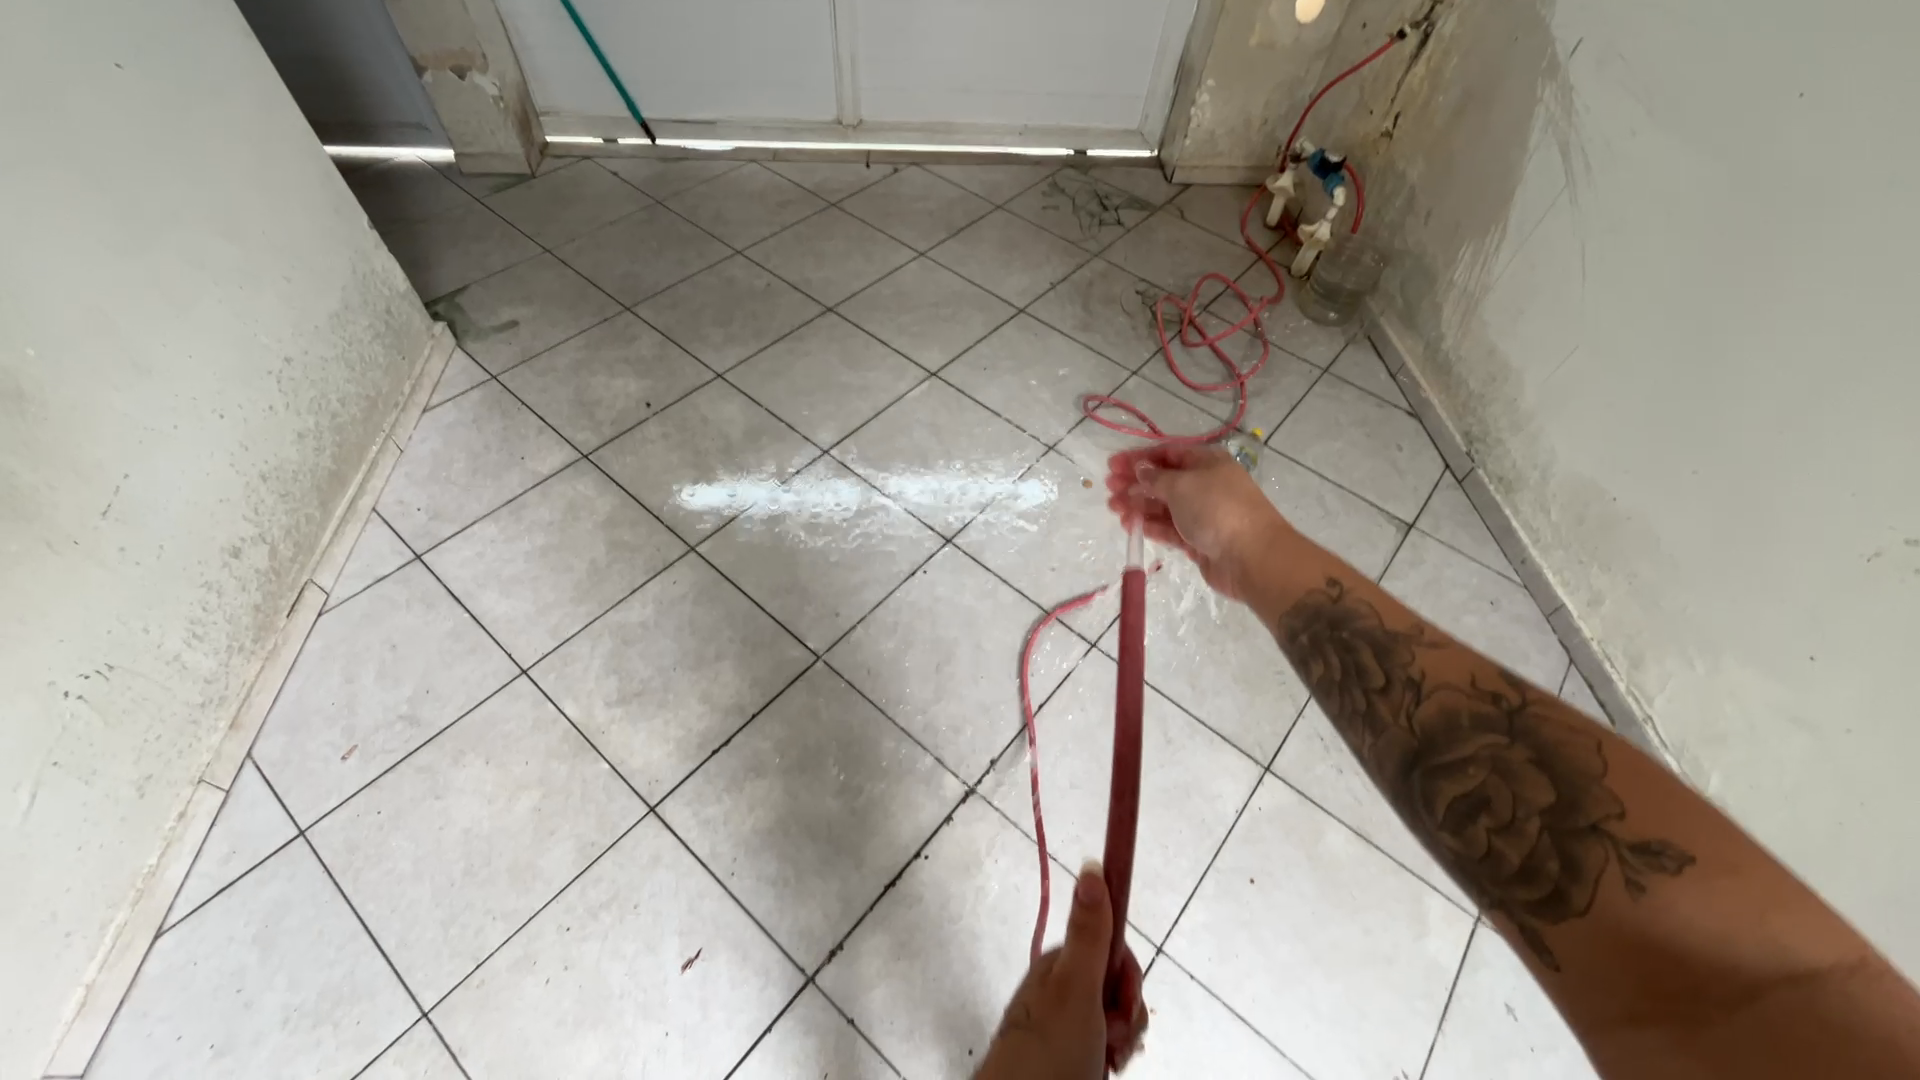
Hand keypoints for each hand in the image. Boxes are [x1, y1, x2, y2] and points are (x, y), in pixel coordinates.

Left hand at [976, 864, 1147, 1078]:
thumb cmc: (1050, 1044)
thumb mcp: (1075, 983)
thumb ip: (1089, 930)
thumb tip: (1091, 863)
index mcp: (1060, 964)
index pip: (1111, 948)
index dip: (1128, 973)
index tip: (1126, 997)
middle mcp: (1062, 989)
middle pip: (1116, 986)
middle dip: (1127, 1012)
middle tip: (1113, 1034)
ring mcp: (1066, 1024)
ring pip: (1115, 1019)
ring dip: (1123, 1039)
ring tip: (1108, 1058)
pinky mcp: (1072, 1055)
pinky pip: (1107, 1046)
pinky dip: (1114, 1056)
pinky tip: (1108, 1068)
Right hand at [1104, 445, 1289, 601]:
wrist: (1251, 556)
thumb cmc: (1217, 509)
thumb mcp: (1182, 485)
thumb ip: (1156, 478)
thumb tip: (1141, 470)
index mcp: (1206, 463)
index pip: (1167, 454)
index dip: (1139, 458)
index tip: (1112, 465)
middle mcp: (1204, 485)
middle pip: (1163, 480)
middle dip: (1135, 483)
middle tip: (1109, 489)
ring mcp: (1202, 514)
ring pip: (1163, 506)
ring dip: (1138, 505)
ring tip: (1114, 509)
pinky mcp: (1198, 540)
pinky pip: (1169, 529)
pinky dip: (1150, 526)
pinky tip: (1131, 526)